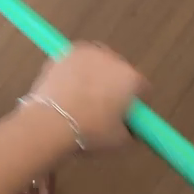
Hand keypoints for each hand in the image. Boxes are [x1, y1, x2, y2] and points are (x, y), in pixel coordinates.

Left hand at [28, 43, 144, 150]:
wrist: (51, 120)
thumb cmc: (89, 131)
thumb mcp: (119, 140)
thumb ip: (131, 130)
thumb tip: (129, 127)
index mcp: (131, 78)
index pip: (142, 87)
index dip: (135, 101)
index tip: (127, 113)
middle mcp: (112, 59)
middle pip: (119, 70)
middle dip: (115, 83)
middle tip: (104, 102)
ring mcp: (86, 52)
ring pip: (98, 60)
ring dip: (96, 71)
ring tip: (84, 92)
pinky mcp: (64, 52)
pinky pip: (76, 59)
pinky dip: (76, 68)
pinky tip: (69, 84)